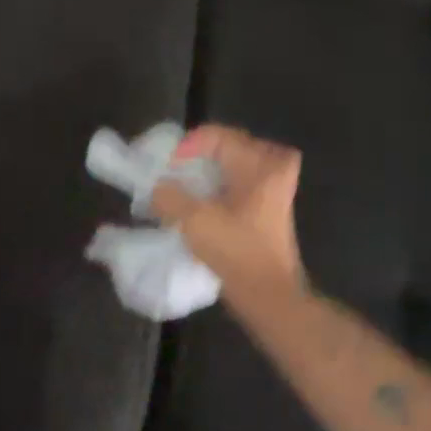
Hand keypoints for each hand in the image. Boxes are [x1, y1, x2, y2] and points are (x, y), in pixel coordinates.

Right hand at [151, 125, 304, 291]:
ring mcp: (272, 190)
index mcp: (260, 166)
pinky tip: (194, 204)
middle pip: (227, 146)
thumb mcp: (193, 220)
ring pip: (230, 166)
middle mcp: (272, 171)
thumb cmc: (235, 251)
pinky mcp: (264, 209)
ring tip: (179, 187)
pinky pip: (235, 183)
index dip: (187, 147)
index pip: (217, 135)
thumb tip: (158, 188)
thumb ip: (168, 195)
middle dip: (196, 156)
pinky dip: (213, 188)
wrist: (268, 294)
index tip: (168, 169)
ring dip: (203, 173)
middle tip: (174, 169)